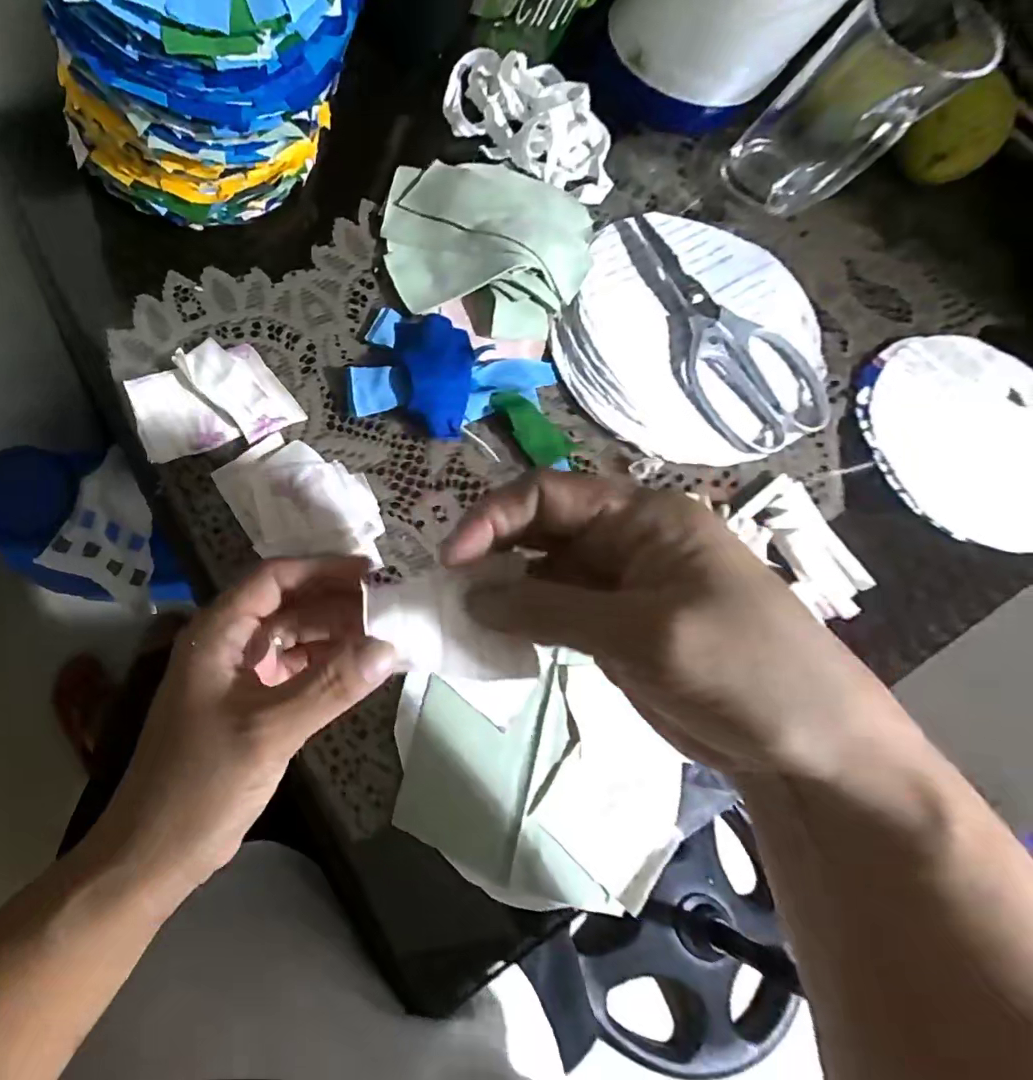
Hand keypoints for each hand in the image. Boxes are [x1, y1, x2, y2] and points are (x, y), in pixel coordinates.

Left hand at [81, 557, 403, 892]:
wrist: (157, 841)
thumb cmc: (203, 781)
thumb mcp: (269, 731)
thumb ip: (329, 686)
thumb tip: (390, 644)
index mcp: (214, 633)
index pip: (272, 578)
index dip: (323, 569)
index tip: (378, 573)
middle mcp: (222, 644)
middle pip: (283, 605)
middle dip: (335, 602)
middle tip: (398, 608)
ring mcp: (232, 675)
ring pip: (288, 638)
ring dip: (333, 635)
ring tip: (391, 636)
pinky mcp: (243, 705)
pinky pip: (287, 671)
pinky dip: (322, 668)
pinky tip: (360, 671)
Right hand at [441, 470, 897, 779]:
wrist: (813, 751)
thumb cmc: (743, 671)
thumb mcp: (640, 633)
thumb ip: (545, 609)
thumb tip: (468, 599)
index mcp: (643, 518)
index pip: (543, 494)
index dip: (488, 519)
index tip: (451, 561)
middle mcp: (622, 539)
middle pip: (531, 526)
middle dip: (485, 550)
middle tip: (447, 587)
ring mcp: (612, 582)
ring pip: (530, 568)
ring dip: (494, 587)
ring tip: (460, 614)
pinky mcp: (603, 622)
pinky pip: (541, 606)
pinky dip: (511, 617)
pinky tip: (490, 634)